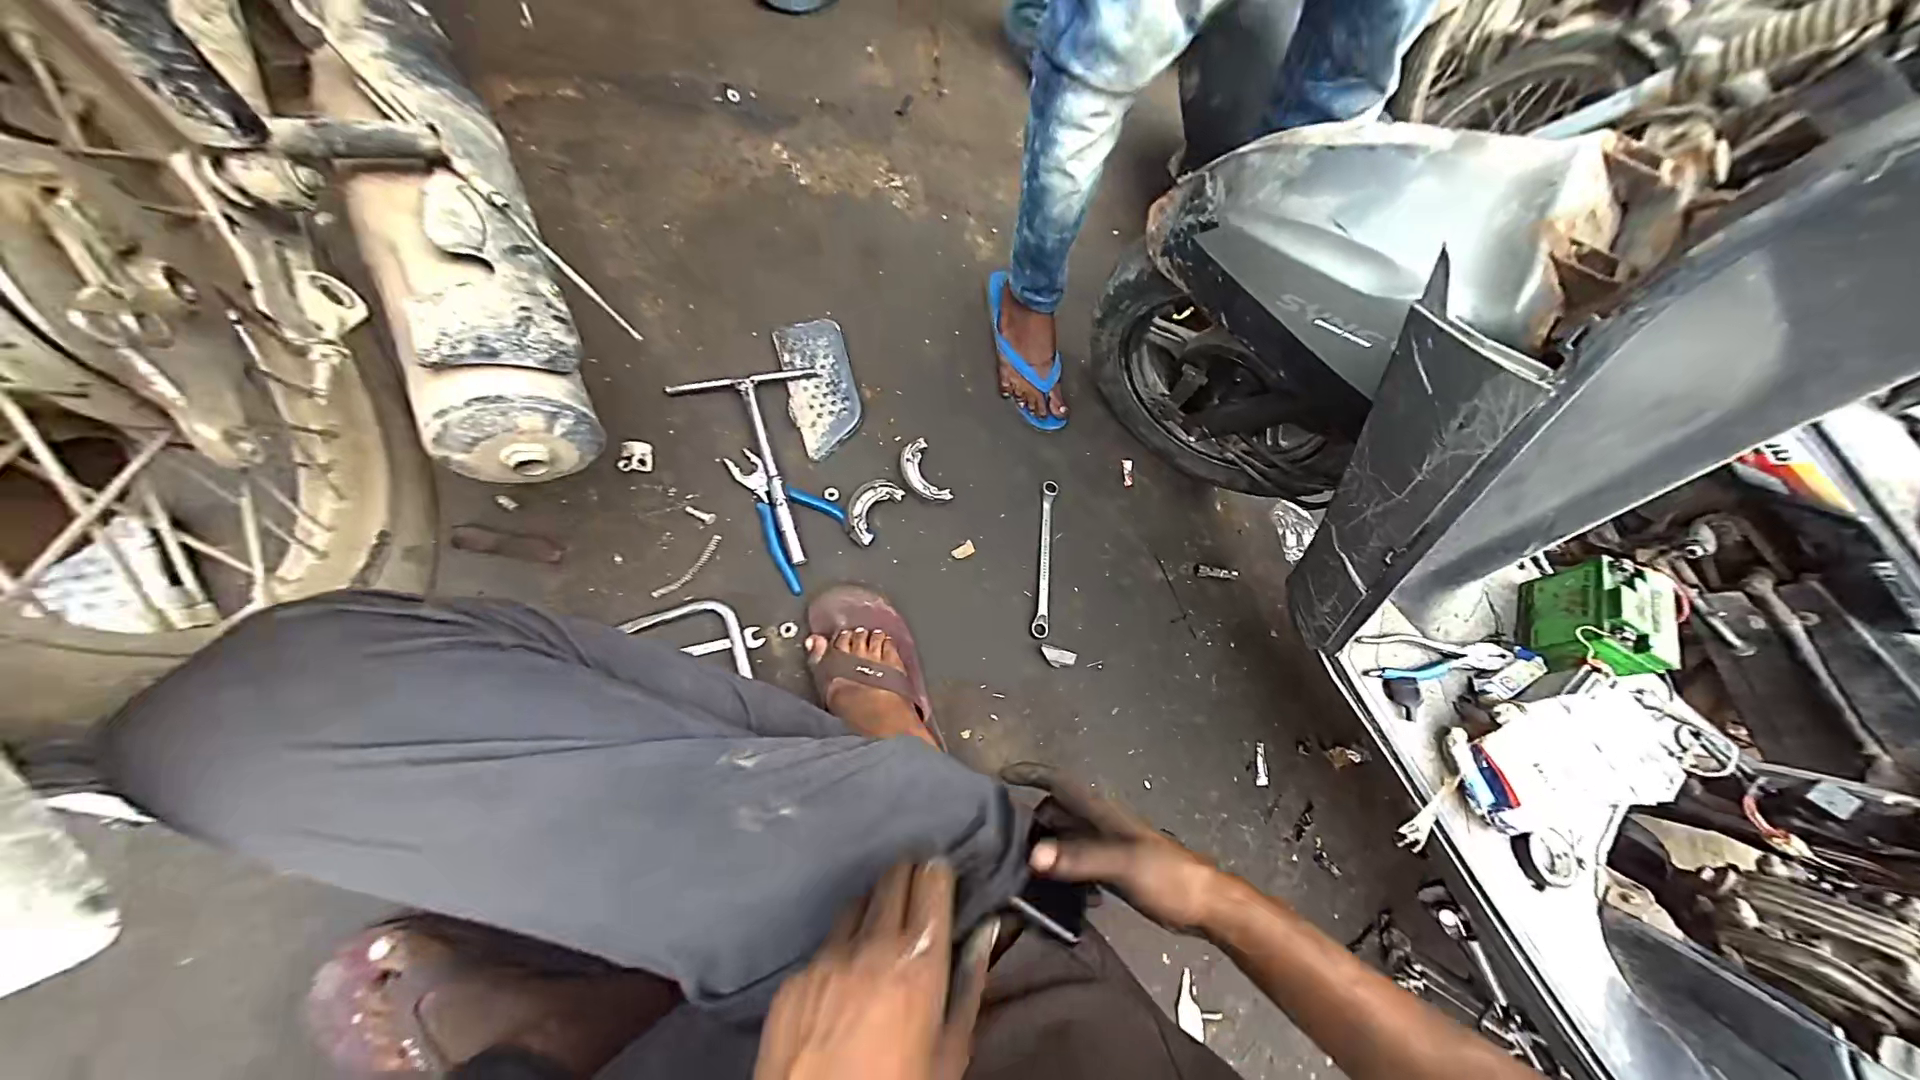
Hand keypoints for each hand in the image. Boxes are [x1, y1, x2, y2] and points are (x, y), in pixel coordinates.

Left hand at [754, 860, 995, 1079]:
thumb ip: (970, 984)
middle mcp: (872, 945)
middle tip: (916, 894)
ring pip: (856, 904)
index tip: (943, 875)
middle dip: (908, 875)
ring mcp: (827, 958)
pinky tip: (843, 981)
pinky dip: (840, 951)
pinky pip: (824, 946)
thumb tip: (985, 930)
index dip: (939, 871)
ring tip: (880, 933)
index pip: (931, 880)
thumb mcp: (950, 1053)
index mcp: (919, 962)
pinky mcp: (794, 978)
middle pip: (893, 877)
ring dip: (874, 908)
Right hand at [1002, 762, 1231, 934]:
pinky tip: (1066, 896)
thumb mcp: (1120, 864)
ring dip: (1047, 852)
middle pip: (1054, 812)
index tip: (1002, 776)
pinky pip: (1076, 864)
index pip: (1058, 782)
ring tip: (1027, 874)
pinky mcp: (1111, 869)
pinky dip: (1066, 873)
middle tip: (1006, 846)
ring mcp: (1105, 846)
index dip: (1031, 774)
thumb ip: (1078, 858)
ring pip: (1064, 839)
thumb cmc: (1166, 874)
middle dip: (1031, 823)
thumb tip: (1032, 856)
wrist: (1204, 904)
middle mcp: (1098, 823)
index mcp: (1100, 811)